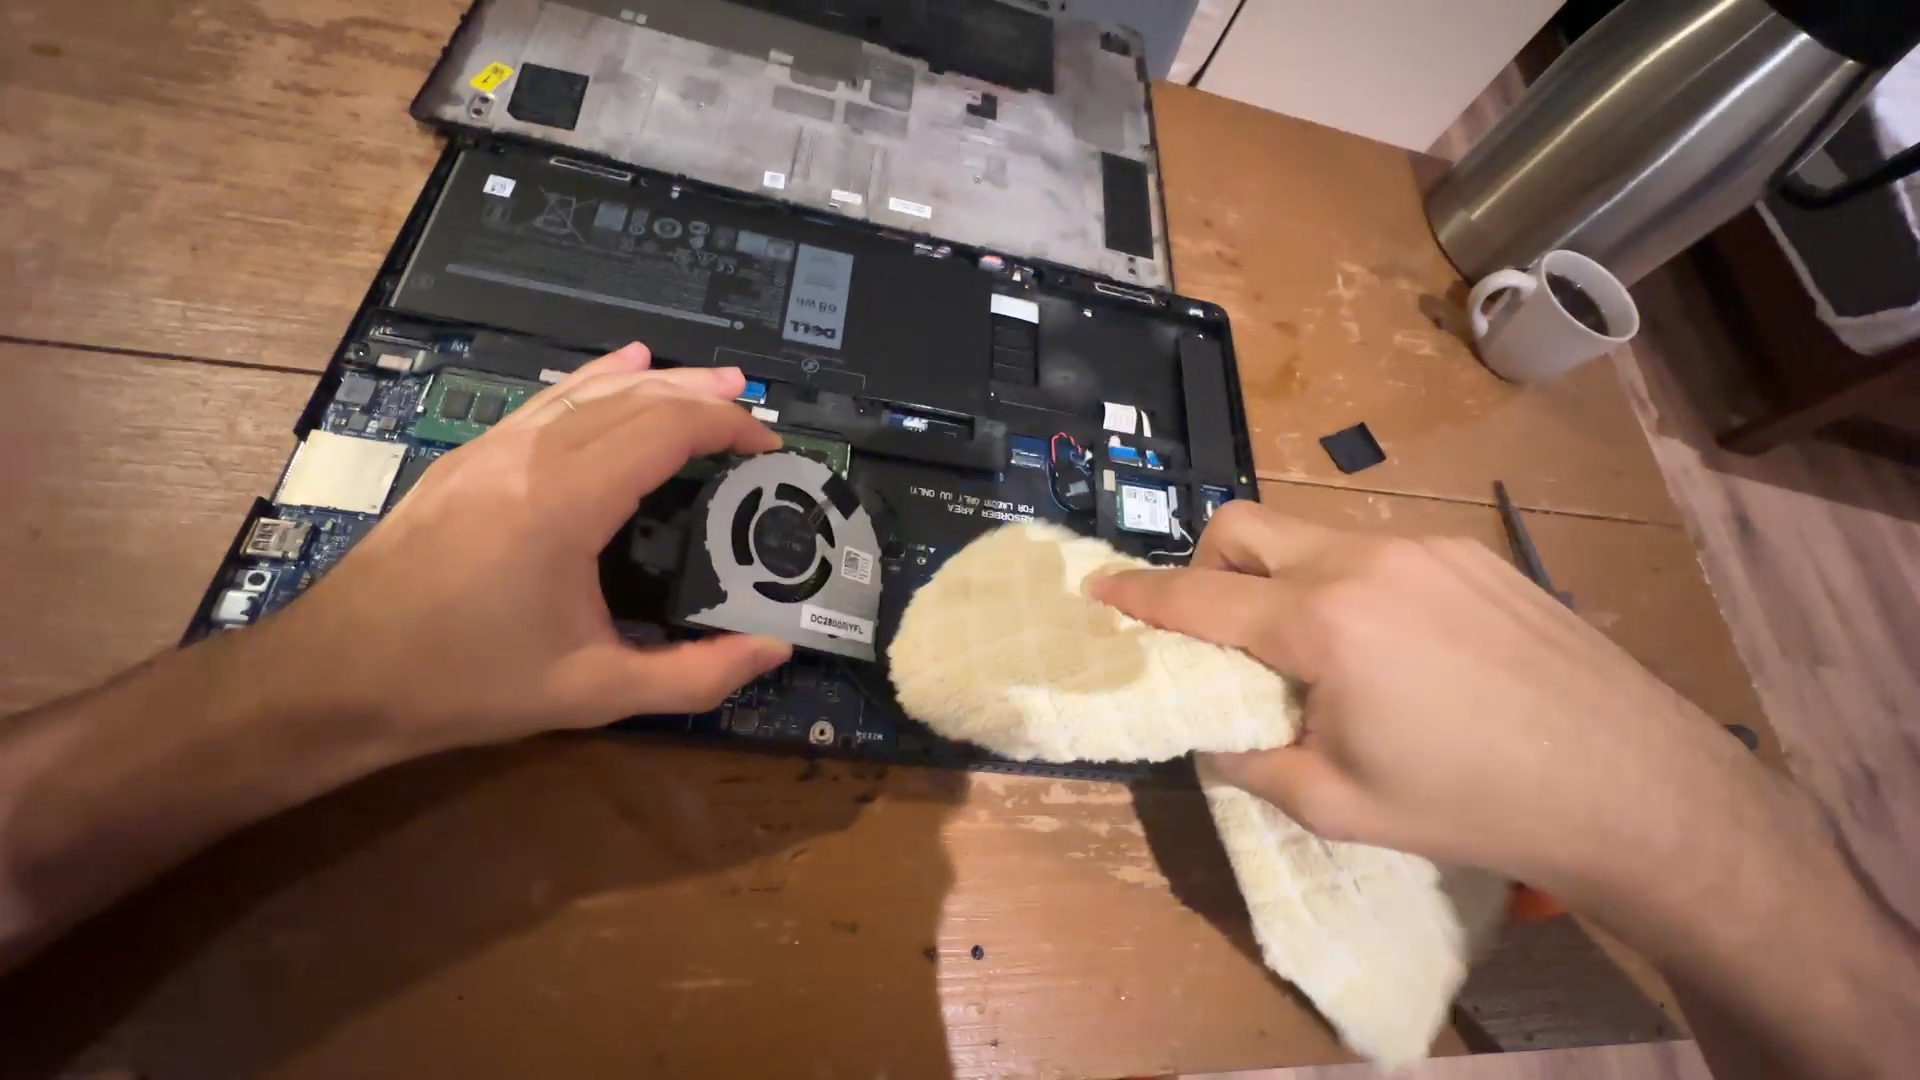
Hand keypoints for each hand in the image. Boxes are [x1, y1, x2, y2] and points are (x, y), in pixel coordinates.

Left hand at [258, 343, 791, 757]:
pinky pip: (551, 399)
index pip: (665, 429)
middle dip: (705, 396)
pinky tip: (624, 365)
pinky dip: (599, 377)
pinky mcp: (472, 457)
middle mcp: (529, 456)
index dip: (727, 426)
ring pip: (593, 389)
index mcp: (564, 502)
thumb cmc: (466, 682)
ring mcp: (493, 448)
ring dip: (661, 381)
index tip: (769, 446)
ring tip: (715, 382)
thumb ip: (696, 676)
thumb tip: (774, 651)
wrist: (331, 678)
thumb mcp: (594, 693)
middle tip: (756, 413)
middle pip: (636, 398)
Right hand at [1088, 501, 1764, 889]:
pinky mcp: (1466, 553)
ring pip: (1306, 534)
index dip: (1138, 594)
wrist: (1638, 789)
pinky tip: (1390, 643)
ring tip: (1313, 644)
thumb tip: (1212, 733)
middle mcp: (1362, 564)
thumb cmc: (1472, 806)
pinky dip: (1340, 583)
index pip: (1198, 597)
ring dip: (1277, 576)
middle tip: (1218, 621)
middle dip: (1206, 562)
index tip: (1097, 587)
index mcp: (1322, 625)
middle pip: (1242, 525)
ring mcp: (1420, 548)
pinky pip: (1369, 550)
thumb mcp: (1335, 804)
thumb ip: (1249, 760)